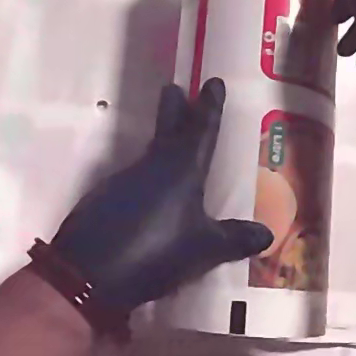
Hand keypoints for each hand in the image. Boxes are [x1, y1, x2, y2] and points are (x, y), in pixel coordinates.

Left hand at [51, 79, 273, 309]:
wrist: (88, 273)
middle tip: (174, 87)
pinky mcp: (104, 200)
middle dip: (174, 109)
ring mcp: (124, 181)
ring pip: (150, 155)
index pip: (201, 130)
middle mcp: (152, 167)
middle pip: (167, 130)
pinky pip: (134, 181)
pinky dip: (147, 179)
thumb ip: (234, 239)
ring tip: (172, 144)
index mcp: (181, 170)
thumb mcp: (203, 249)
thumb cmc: (156, 252)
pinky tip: (151, 195)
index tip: (213, 82)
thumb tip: (267, 234)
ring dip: (161, 144)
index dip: (209, 107)